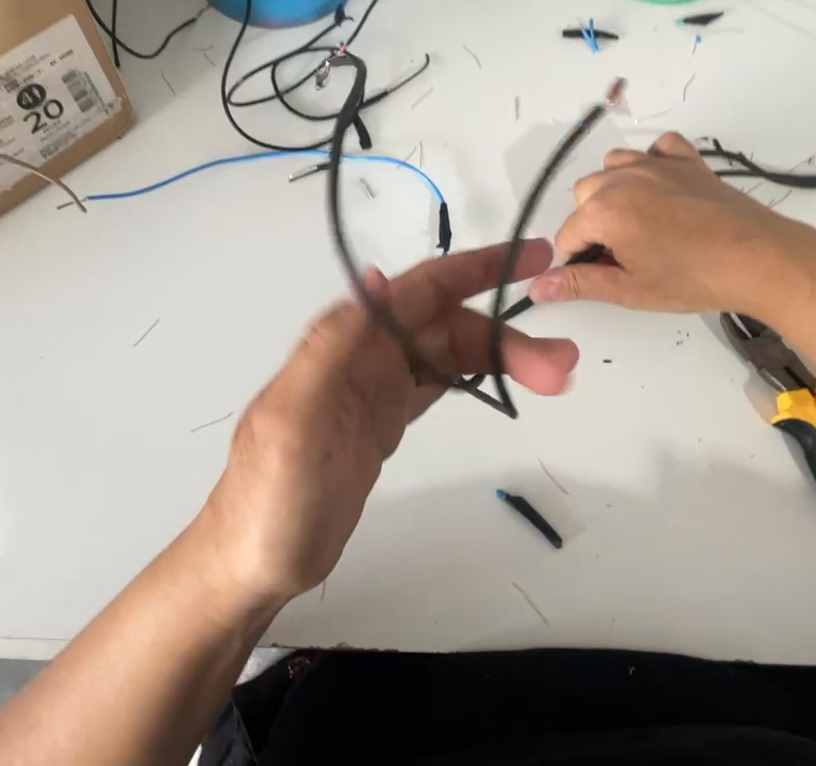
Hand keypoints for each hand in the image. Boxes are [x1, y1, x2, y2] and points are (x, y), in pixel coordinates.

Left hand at [188, 241, 578, 609]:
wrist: (254, 559)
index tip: (530, 257)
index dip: (475, 269)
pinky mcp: (383, 422)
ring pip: (448, 355)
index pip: (419, 291)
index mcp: (344, 344)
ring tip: (554, 378)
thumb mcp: (294, 418)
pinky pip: (437, 384)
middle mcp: (362, 356)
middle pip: (445, 326)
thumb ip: (332, 345)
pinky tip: (504, 383)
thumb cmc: (271, 495)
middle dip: (504, 335)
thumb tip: (377, 277)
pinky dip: (475, 379)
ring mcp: (374, 389)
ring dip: (498, 359)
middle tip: (561, 364)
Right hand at [527, 132, 815, 315]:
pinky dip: (652, 163)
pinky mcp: (687, 162)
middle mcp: (622, 179)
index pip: (567, 234)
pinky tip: (661, 189)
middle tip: (621, 254)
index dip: (576, 260)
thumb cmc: (691, 278)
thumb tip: (536, 287)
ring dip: (614, 191)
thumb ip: (578, 283)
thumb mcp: (629, 289)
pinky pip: (658, 148)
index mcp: (603, 210)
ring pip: (613, 166)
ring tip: (636, 223)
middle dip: (592, 223)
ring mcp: (656, 164)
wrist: (759, 260)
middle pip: (584, 195)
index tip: (600, 275)